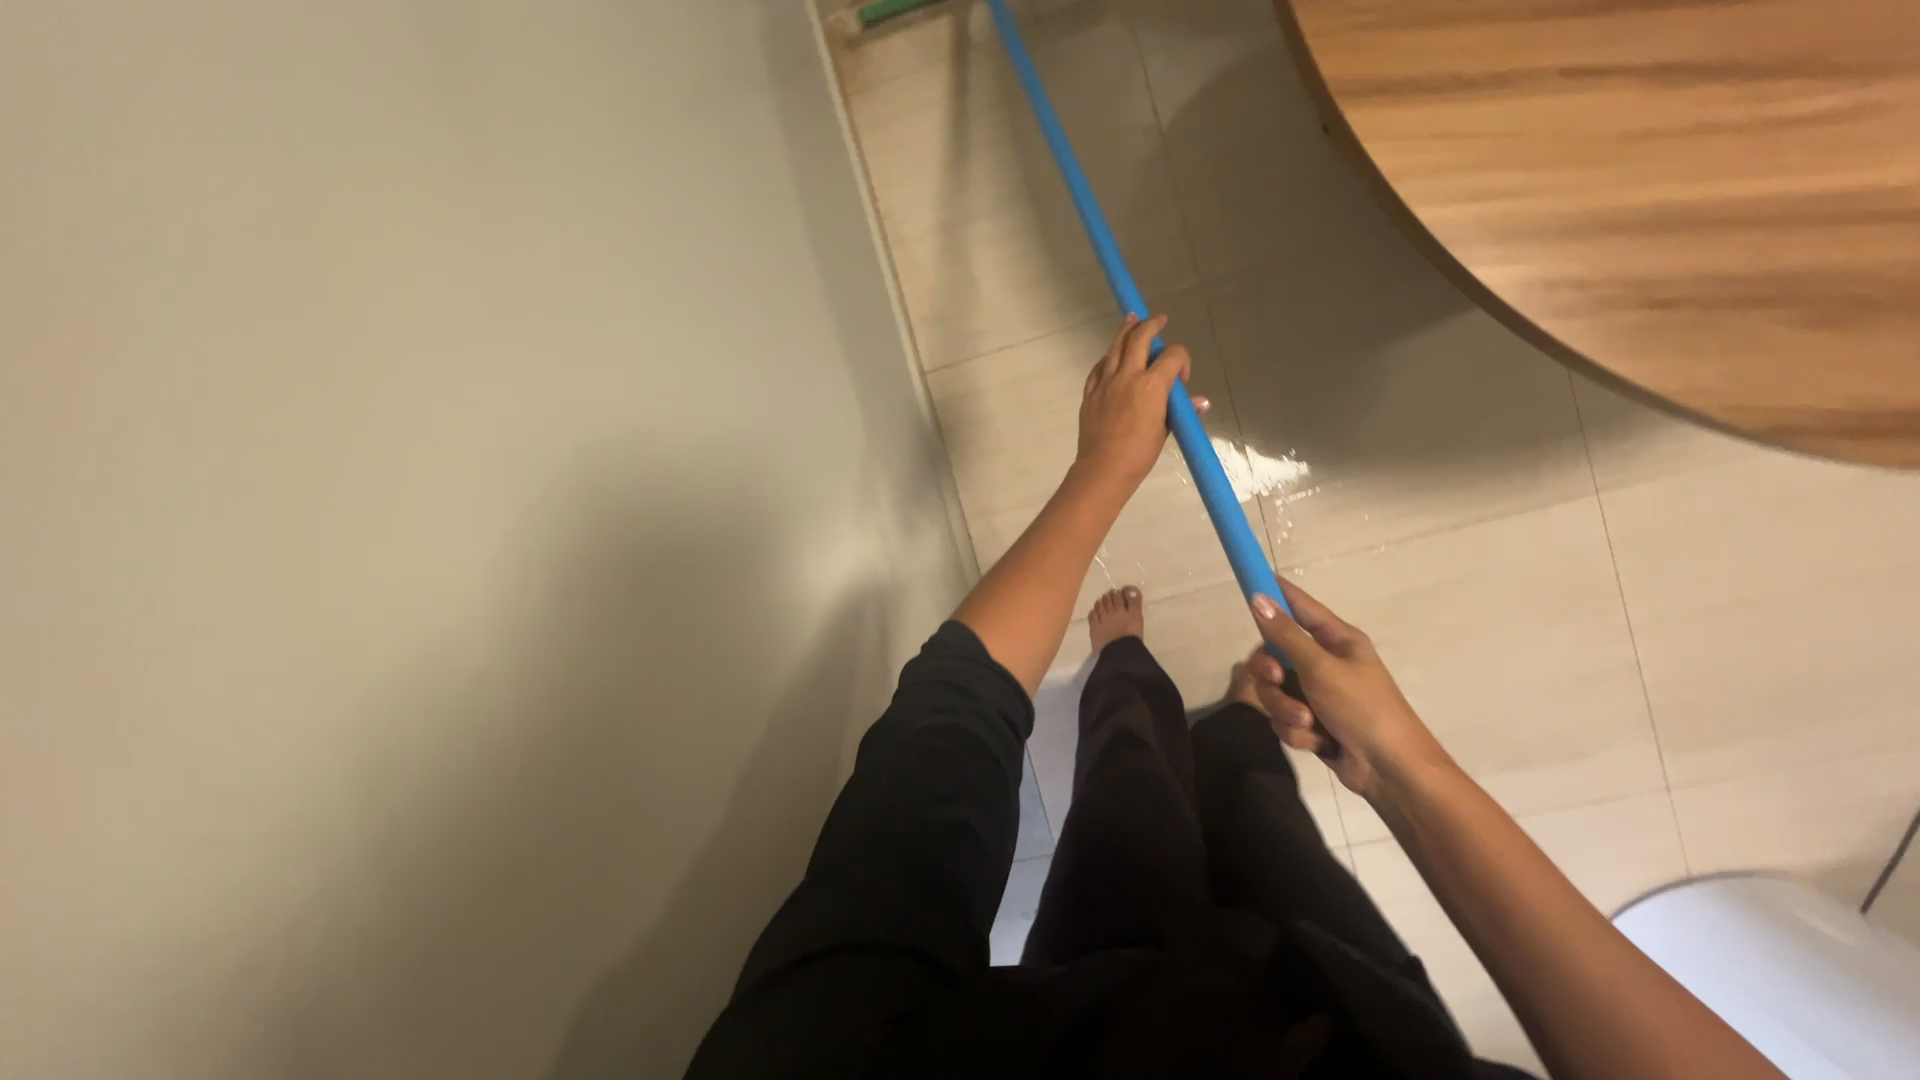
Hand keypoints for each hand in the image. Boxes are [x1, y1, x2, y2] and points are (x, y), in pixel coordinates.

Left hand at [1075, 313, 1205, 487]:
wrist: (1104, 468)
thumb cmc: (1140, 453)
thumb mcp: (1166, 430)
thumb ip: (1179, 410)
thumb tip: (1199, 402)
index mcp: (1152, 385)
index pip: (1173, 355)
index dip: (1182, 359)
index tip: (1181, 377)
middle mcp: (1128, 376)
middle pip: (1140, 338)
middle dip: (1152, 325)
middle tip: (1159, 319)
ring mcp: (1106, 382)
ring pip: (1116, 347)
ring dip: (1126, 330)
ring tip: (1132, 319)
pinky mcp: (1090, 392)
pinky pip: (1100, 367)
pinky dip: (1109, 358)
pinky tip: (1112, 357)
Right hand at [1244, 578, 1451, 800]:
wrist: (1389, 769)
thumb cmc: (1364, 708)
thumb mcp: (1321, 668)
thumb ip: (1285, 635)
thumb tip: (1257, 598)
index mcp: (1336, 640)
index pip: (1299, 606)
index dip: (1275, 593)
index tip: (1249, 581)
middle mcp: (1324, 663)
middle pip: (1273, 654)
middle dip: (1271, 673)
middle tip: (1277, 680)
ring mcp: (1317, 694)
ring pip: (1274, 691)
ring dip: (1286, 709)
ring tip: (1307, 722)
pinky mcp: (1312, 723)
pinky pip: (1283, 718)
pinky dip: (1296, 731)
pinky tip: (1317, 741)